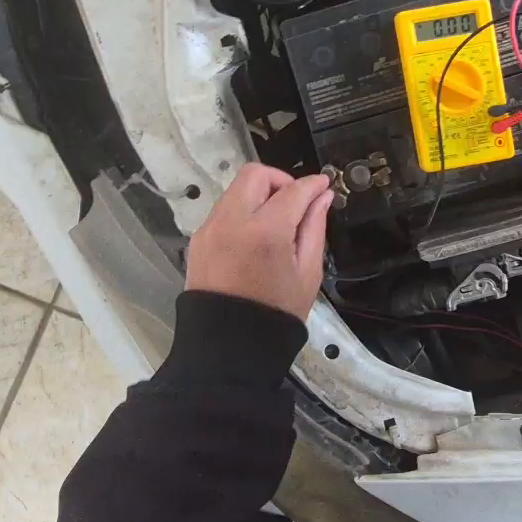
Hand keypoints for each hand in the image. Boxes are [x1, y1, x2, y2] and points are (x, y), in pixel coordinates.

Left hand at [185, 163, 334, 319]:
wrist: (229, 347)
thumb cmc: (277, 312)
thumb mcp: (307, 272)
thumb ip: (315, 227)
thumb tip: (322, 197)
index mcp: (265, 232)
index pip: (293, 191)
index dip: (312, 184)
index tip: (323, 184)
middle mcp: (232, 221)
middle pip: (255, 174)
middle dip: (280, 180)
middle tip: (295, 201)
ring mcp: (210, 229)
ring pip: (236, 190)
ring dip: (259, 194)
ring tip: (275, 220)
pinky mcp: (198, 239)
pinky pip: (222, 210)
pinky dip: (242, 211)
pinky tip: (254, 236)